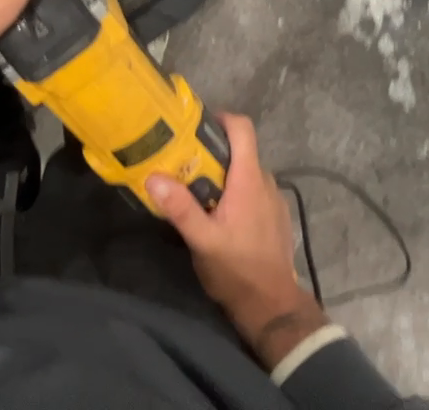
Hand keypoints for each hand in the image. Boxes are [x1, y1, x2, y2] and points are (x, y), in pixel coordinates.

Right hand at [147, 114, 326, 369]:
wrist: (274, 308)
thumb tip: (153, 177)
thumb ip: (180, 207)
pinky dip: (235, 192)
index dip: (220, 119)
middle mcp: (265, 182)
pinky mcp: (275, 217)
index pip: (242, 128)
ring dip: (222, 174)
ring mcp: (273, 200)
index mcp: (249, 179)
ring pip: (245, 171)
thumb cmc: (238, 270)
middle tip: (180, 163)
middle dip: (210, 152)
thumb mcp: (202, 241)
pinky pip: (253, 190)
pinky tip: (217, 214)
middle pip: (239, 150)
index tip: (193, 127)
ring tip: (194, 190)